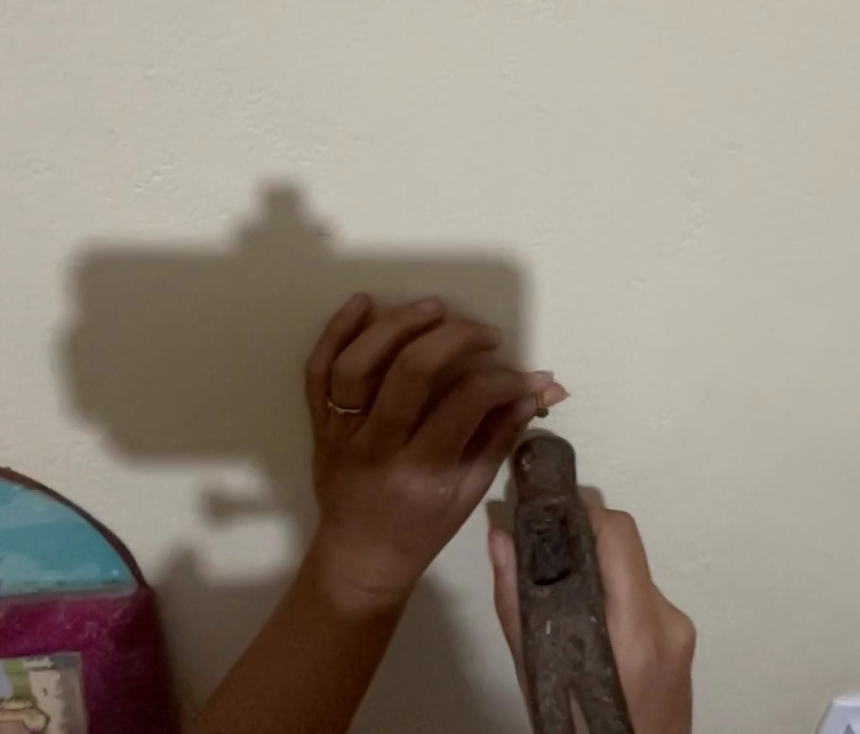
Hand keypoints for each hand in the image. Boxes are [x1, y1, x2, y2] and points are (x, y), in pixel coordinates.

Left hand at [303, 294, 566, 608]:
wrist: (360, 556)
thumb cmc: (423, 527)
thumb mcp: (472, 490)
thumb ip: (504, 433)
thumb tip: (541, 385)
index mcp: (421, 472)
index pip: (464, 405)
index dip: (501, 380)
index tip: (522, 374)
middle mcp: (376, 448)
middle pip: (410, 373)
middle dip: (453, 339)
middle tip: (483, 332)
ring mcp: (340, 432)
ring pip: (358, 365)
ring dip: (397, 325)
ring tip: (434, 307)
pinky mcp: (319, 422)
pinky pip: (317, 371)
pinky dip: (336, 331)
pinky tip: (363, 302)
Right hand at [489, 506, 695, 733]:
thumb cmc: (578, 730)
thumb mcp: (536, 672)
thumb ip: (515, 601)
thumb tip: (501, 538)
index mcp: (635, 631)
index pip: (620, 535)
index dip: (585, 514)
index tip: (552, 514)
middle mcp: (667, 622)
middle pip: (627, 548)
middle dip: (587, 540)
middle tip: (550, 546)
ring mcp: (681, 631)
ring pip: (633, 572)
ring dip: (601, 570)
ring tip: (567, 592)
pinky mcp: (684, 640)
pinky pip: (644, 597)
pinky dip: (617, 595)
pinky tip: (592, 620)